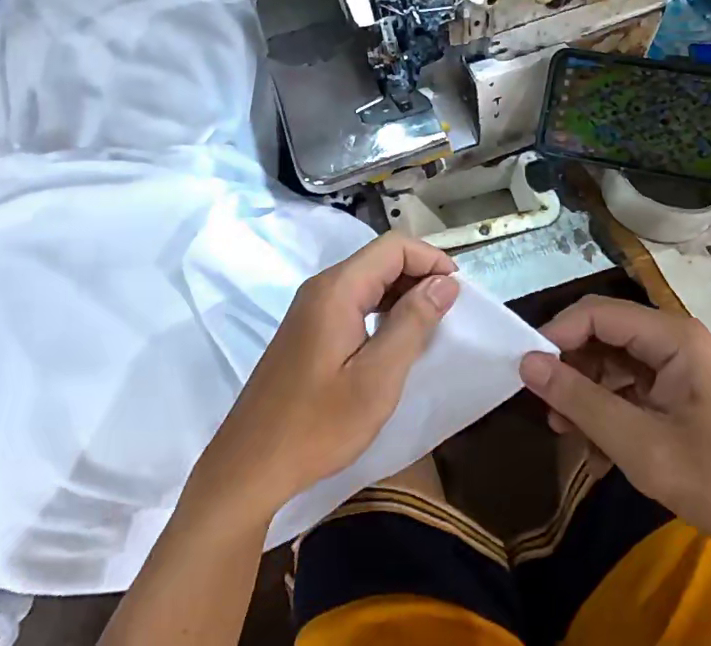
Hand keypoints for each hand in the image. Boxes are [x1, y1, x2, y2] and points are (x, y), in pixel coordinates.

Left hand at [192, 234, 459, 516]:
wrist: (251, 463)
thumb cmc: (318, 425)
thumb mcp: (376, 379)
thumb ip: (411, 324)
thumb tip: (444, 283)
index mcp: (336, 290)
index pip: (392, 247)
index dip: (431, 259)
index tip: (459, 291)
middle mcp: (321, 288)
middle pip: (379, 259)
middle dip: (419, 274)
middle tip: (451, 311)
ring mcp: (310, 308)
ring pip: (366, 280)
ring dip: (402, 293)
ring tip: (431, 325)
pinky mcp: (307, 330)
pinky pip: (352, 302)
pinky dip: (382, 310)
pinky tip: (396, 339)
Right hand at [519, 297, 710, 565]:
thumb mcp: (640, 445)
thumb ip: (580, 399)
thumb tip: (526, 362)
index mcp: (673, 338)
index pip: (597, 314)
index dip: (557, 334)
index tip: (526, 369)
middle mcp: (675, 341)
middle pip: (603, 336)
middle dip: (570, 369)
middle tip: (545, 405)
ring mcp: (679, 368)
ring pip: (612, 364)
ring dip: (586, 396)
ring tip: (567, 433)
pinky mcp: (680, 394)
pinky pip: (630, 389)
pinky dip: (608, 413)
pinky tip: (597, 451)